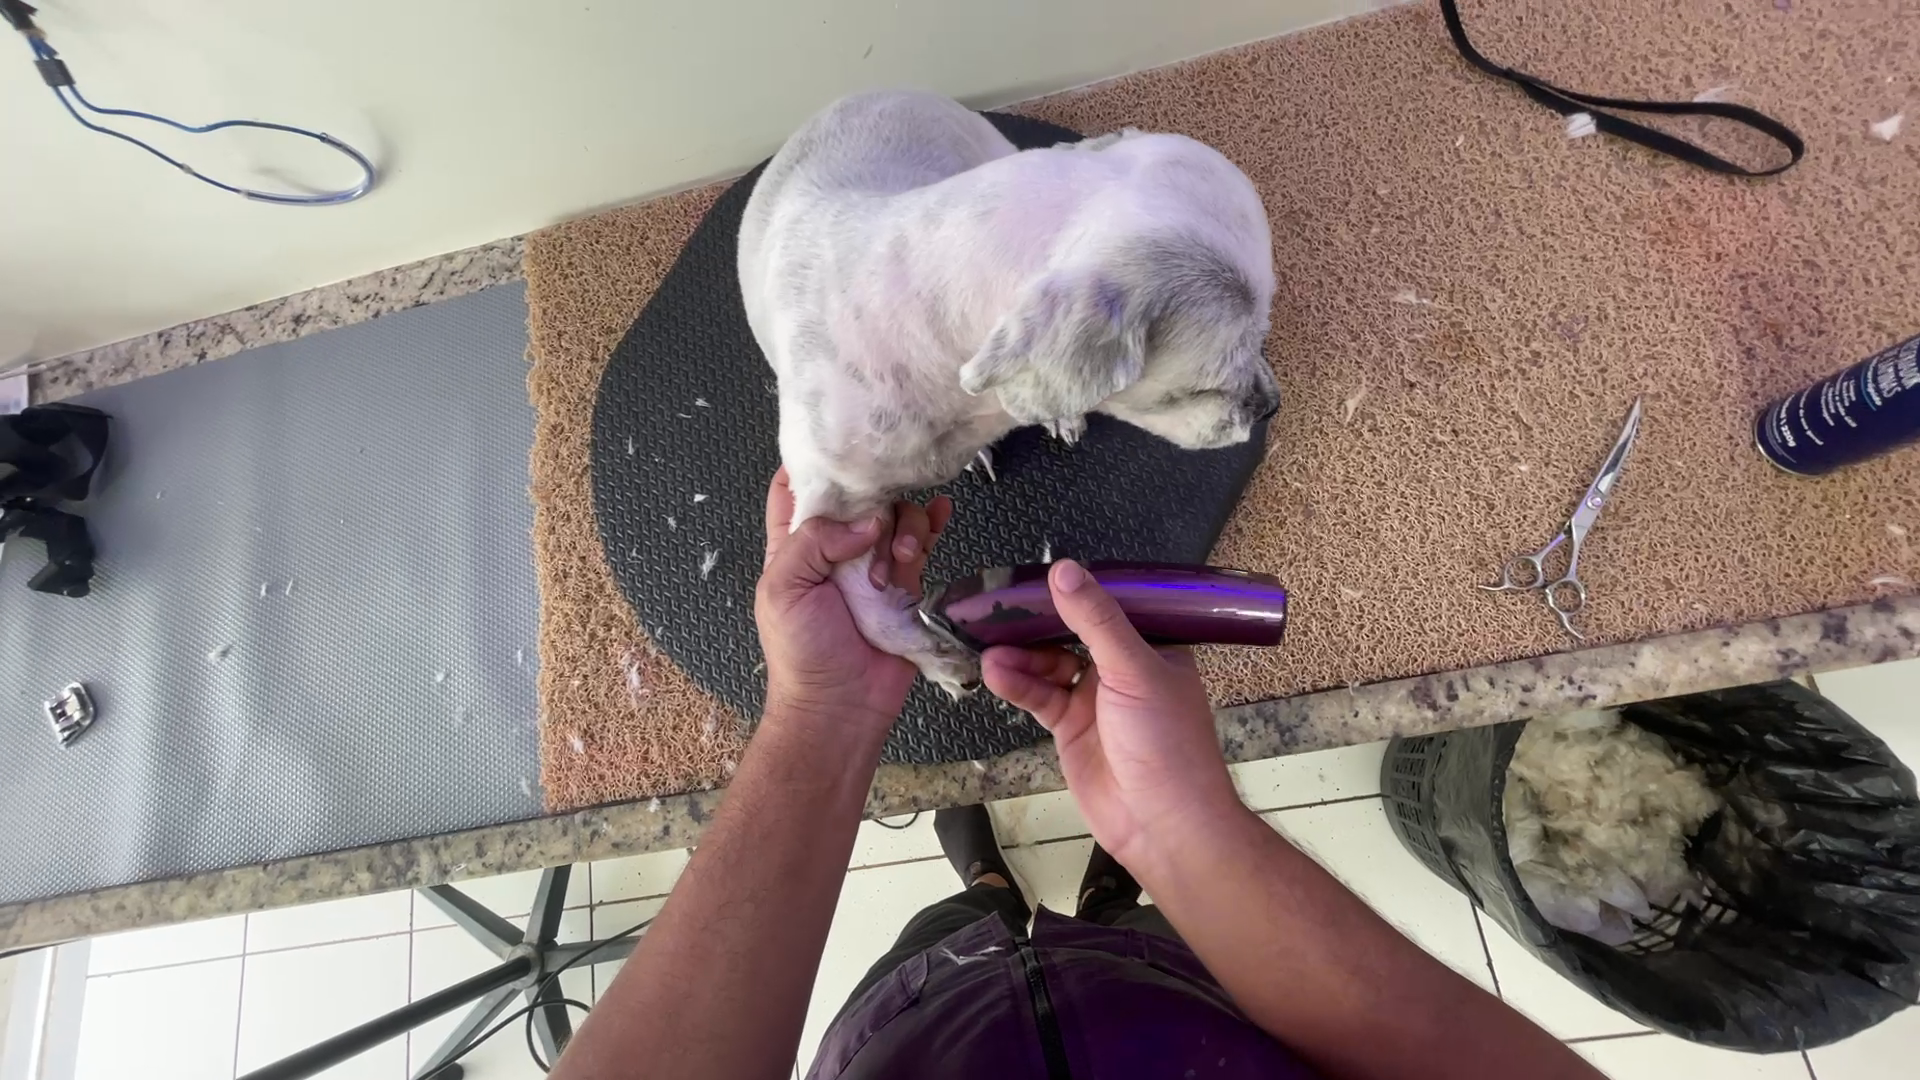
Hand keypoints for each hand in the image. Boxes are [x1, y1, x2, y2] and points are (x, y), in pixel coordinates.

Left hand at [755, 468, 952, 731]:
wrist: (842, 704)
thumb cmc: (802, 649)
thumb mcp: (784, 588)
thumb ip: (815, 540)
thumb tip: (870, 521)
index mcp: (794, 543)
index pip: (796, 486)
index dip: (812, 461)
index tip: (839, 445)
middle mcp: (834, 546)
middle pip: (859, 495)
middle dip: (873, 501)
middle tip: (878, 528)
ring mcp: (872, 562)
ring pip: (894, 516)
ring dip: (903, 529)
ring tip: (901, 563)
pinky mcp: (906, 580)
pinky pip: (922, 541)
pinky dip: (932, 524)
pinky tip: (940, 513)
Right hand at [981, 560, 1243, 876]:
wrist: (1162, 825)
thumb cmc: (1164, 739)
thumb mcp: (1132, 669)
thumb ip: (1095, 620)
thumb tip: (1063, 568)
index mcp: (1150, 645)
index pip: (1105, 604)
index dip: (1070, 589)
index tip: (1031, 574)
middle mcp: (1121, 666)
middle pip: (1070, 632)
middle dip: (1035, 623)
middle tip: (997, 608)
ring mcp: (1093, 696)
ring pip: (1048, 664)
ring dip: (1020, 656)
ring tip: (988, 649)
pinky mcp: (1069, 726)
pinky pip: (1039, 695)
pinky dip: (1017, 684)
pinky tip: (995, 674)